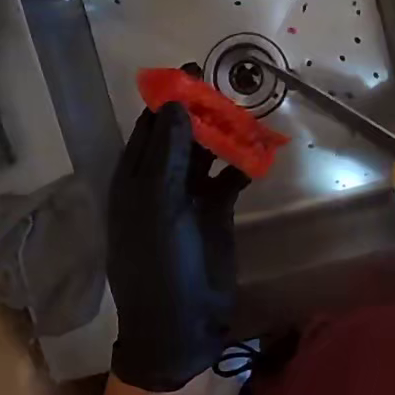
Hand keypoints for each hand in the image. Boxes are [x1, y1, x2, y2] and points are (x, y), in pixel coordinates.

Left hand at [106, 102, 249, 391]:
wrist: (180, 324)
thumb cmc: (160, 266)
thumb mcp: (158, 209)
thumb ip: (168, 157)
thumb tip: (176, 107)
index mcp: (135, 179)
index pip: (151, 127)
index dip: (170, 99)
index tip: (193, 71)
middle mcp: (159, 182)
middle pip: (182, 135)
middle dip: (202, 111)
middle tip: (229, 87)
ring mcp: (188, 198)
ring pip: (207, 154)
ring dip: (225, 134)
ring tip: (248, 111)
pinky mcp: (214, 213)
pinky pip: (228, 179)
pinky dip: (242, 165)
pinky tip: (260, 153)